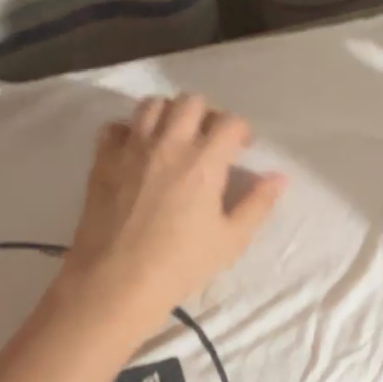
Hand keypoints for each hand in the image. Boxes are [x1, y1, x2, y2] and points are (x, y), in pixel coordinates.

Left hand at [54, 95, 285, 334]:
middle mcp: (168, 143)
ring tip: (177, 138)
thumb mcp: (232, 239)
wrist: (117, 279)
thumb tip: (280, 178)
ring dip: (170, 114)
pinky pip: (117, 126)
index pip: (230, 122)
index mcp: (204, 161)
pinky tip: (139, 150)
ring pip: (152, 105)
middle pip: (190, 102)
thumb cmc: (182, 263)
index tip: (244, 147)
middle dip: (208, 113)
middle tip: (212, 138)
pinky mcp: (103, 160)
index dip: (242, 130)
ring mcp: (131, 148)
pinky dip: (131, 130)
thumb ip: (258, 203)